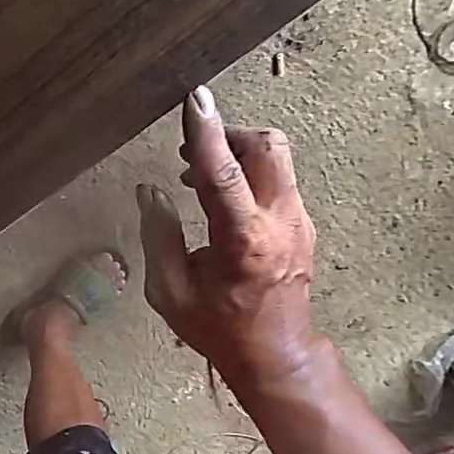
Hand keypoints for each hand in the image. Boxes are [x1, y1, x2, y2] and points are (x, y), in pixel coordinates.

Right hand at [136, 86, 331, 393]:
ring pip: (276, 158)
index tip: (195, 99)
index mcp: (243, 241)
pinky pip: (276, 178)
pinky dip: (246, 171)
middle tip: (191, 148)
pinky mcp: (302, 224)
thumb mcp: (169, 288)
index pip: (223, 173)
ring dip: (236, 151)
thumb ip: (159, 234)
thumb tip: (151, 190)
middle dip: (228, 134)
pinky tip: (216, 195)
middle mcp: (280, 223)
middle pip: (267, 148)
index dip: (206, 133)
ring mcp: (298, 222)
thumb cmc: (216, 327)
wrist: (276, 354)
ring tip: (196, 173)